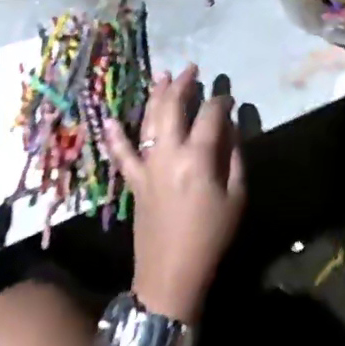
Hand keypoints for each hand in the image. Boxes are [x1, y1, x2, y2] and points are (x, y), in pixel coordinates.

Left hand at [103, 64, 245, 324]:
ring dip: (156, 95)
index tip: (228, 97)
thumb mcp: (236, 197)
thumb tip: (230, 127)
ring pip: (149, 120)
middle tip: (193, 69)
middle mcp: (169, 154)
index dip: (221, 101)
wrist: (171, 276)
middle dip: (184, 84)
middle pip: (173, 107)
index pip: (210, 114)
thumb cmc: (211, 237)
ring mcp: (147, 165)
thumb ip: (234, 157)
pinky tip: (108, 117)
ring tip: (163, 75)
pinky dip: (114, 135)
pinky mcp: (134, 180)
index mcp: (198, 157)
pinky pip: (121, 153)